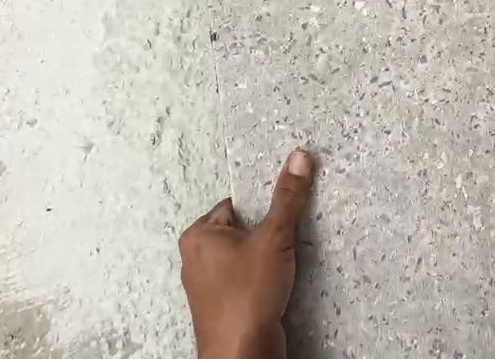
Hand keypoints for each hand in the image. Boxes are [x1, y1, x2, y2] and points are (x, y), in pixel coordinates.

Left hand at [180, 148, 315, 358]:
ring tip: (280, 264)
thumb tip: (299, 155)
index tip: (280, 217)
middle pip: (242, 229)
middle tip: (282, 241)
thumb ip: (288, 196)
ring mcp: (206, 287)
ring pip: (244, 256)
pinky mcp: (221, 308)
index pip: (236, 204)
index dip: (261, 209)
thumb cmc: (247, 293)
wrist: (243, 356)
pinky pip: (243, 279)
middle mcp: (195, 259)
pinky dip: (260, 279)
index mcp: (198, 235)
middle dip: (264, 234)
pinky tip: (275, 285)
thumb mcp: (274, 236)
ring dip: (264, 257)